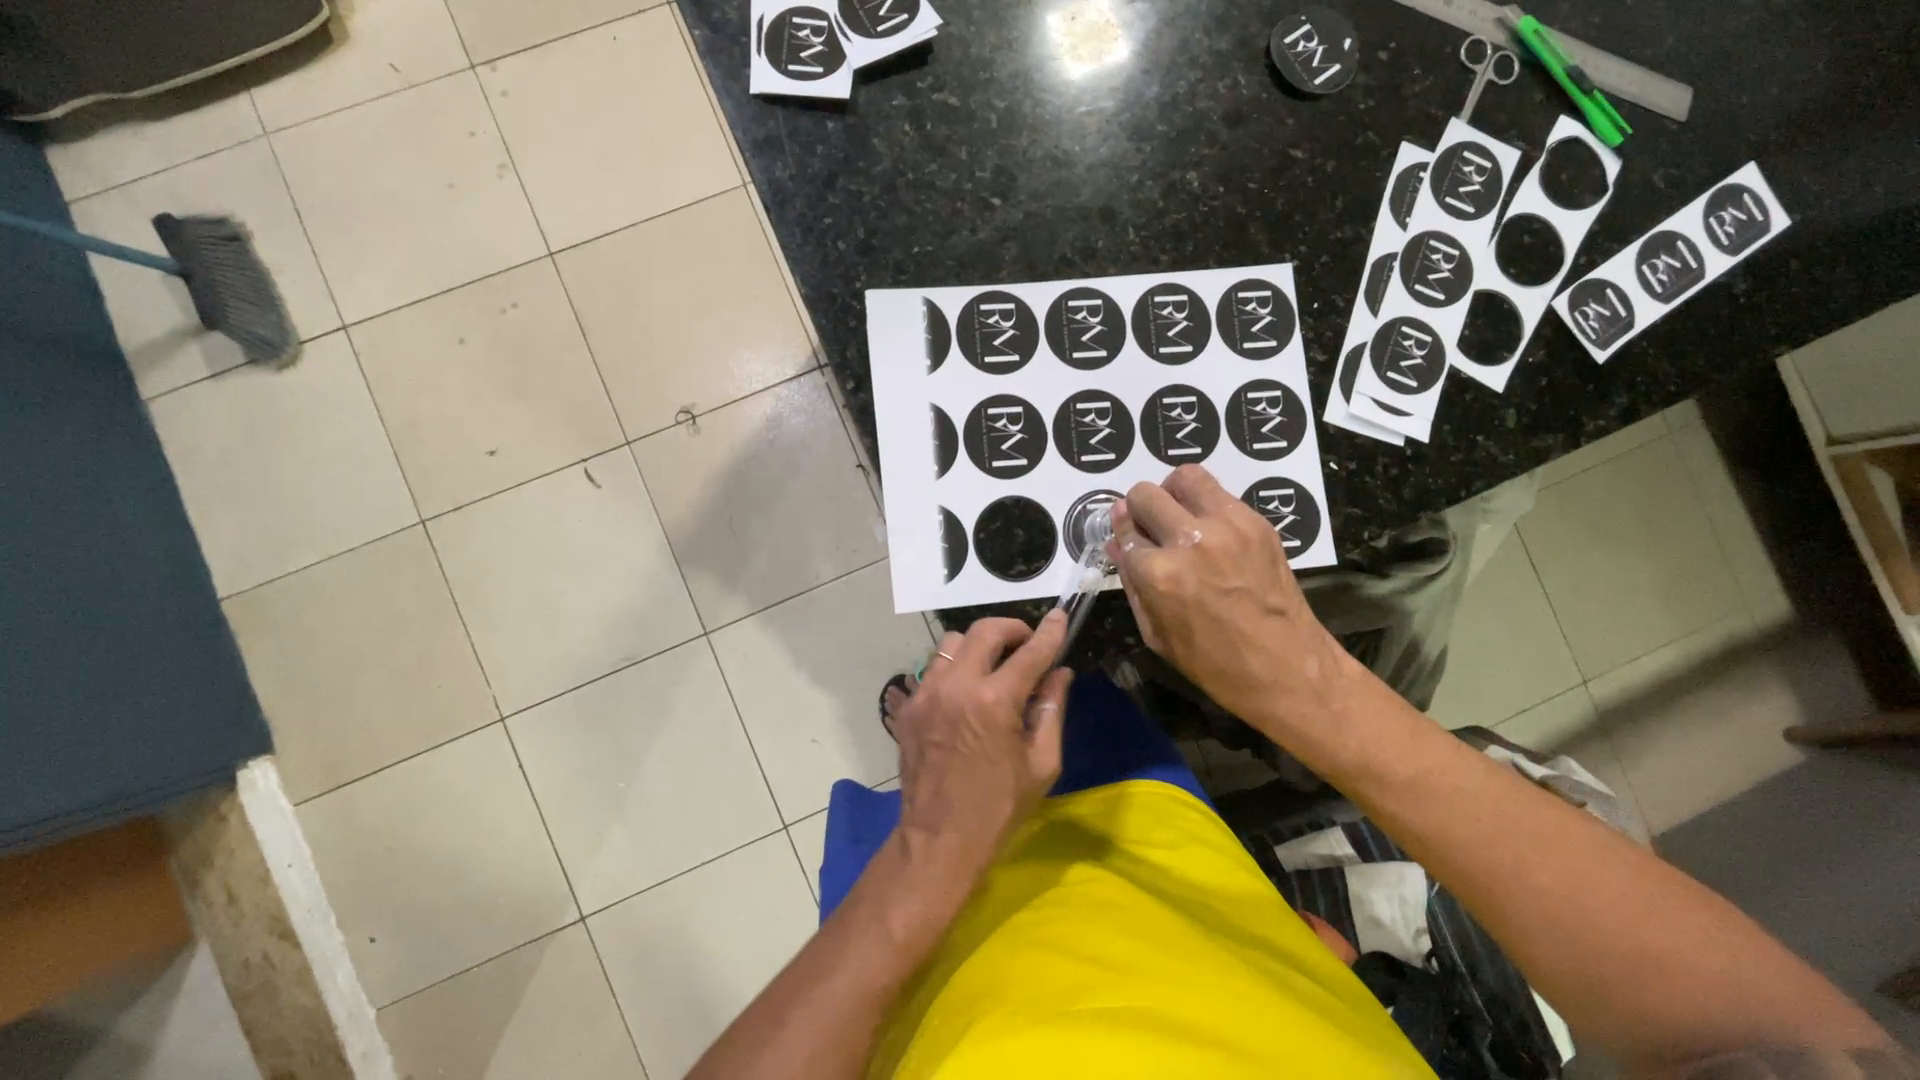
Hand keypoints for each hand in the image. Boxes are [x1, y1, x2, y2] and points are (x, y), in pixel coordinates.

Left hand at [891, 612, 1073, 882]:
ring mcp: (926, 694)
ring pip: (953, 643)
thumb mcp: (1041, 763)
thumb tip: (1060, 673)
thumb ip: (1051, 710)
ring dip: (979, 646)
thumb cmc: (999, 808)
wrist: (939, 838)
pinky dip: (954, 668)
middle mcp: (956, 687)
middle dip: (1012, 629)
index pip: (1029, 652)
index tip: (1061, 616)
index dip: (1050, 633)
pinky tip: (966, 692)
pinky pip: (932, 669)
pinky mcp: (908, 707)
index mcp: (994, 703)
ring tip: (994, 668)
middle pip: (985, 631)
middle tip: (1026, 645)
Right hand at [1109, 464, 1355, 730]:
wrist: (1285, 666)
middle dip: (1139, 509)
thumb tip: (1117, 544)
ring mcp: (1227, 525)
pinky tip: (1211, 531)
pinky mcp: (1256, 522)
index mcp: (1158, 574)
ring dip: (1172, 493)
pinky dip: (1206, 504)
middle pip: (1146, 495)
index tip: (1126, 536)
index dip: (1122, 533)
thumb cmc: (1212, 662)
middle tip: (1150, 528)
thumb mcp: (1155, 633)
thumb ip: (1131, 582)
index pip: (1125, 532)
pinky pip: (1219, 493)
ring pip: (1185, 477)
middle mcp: (1189, 539)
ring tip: (1178, 517)